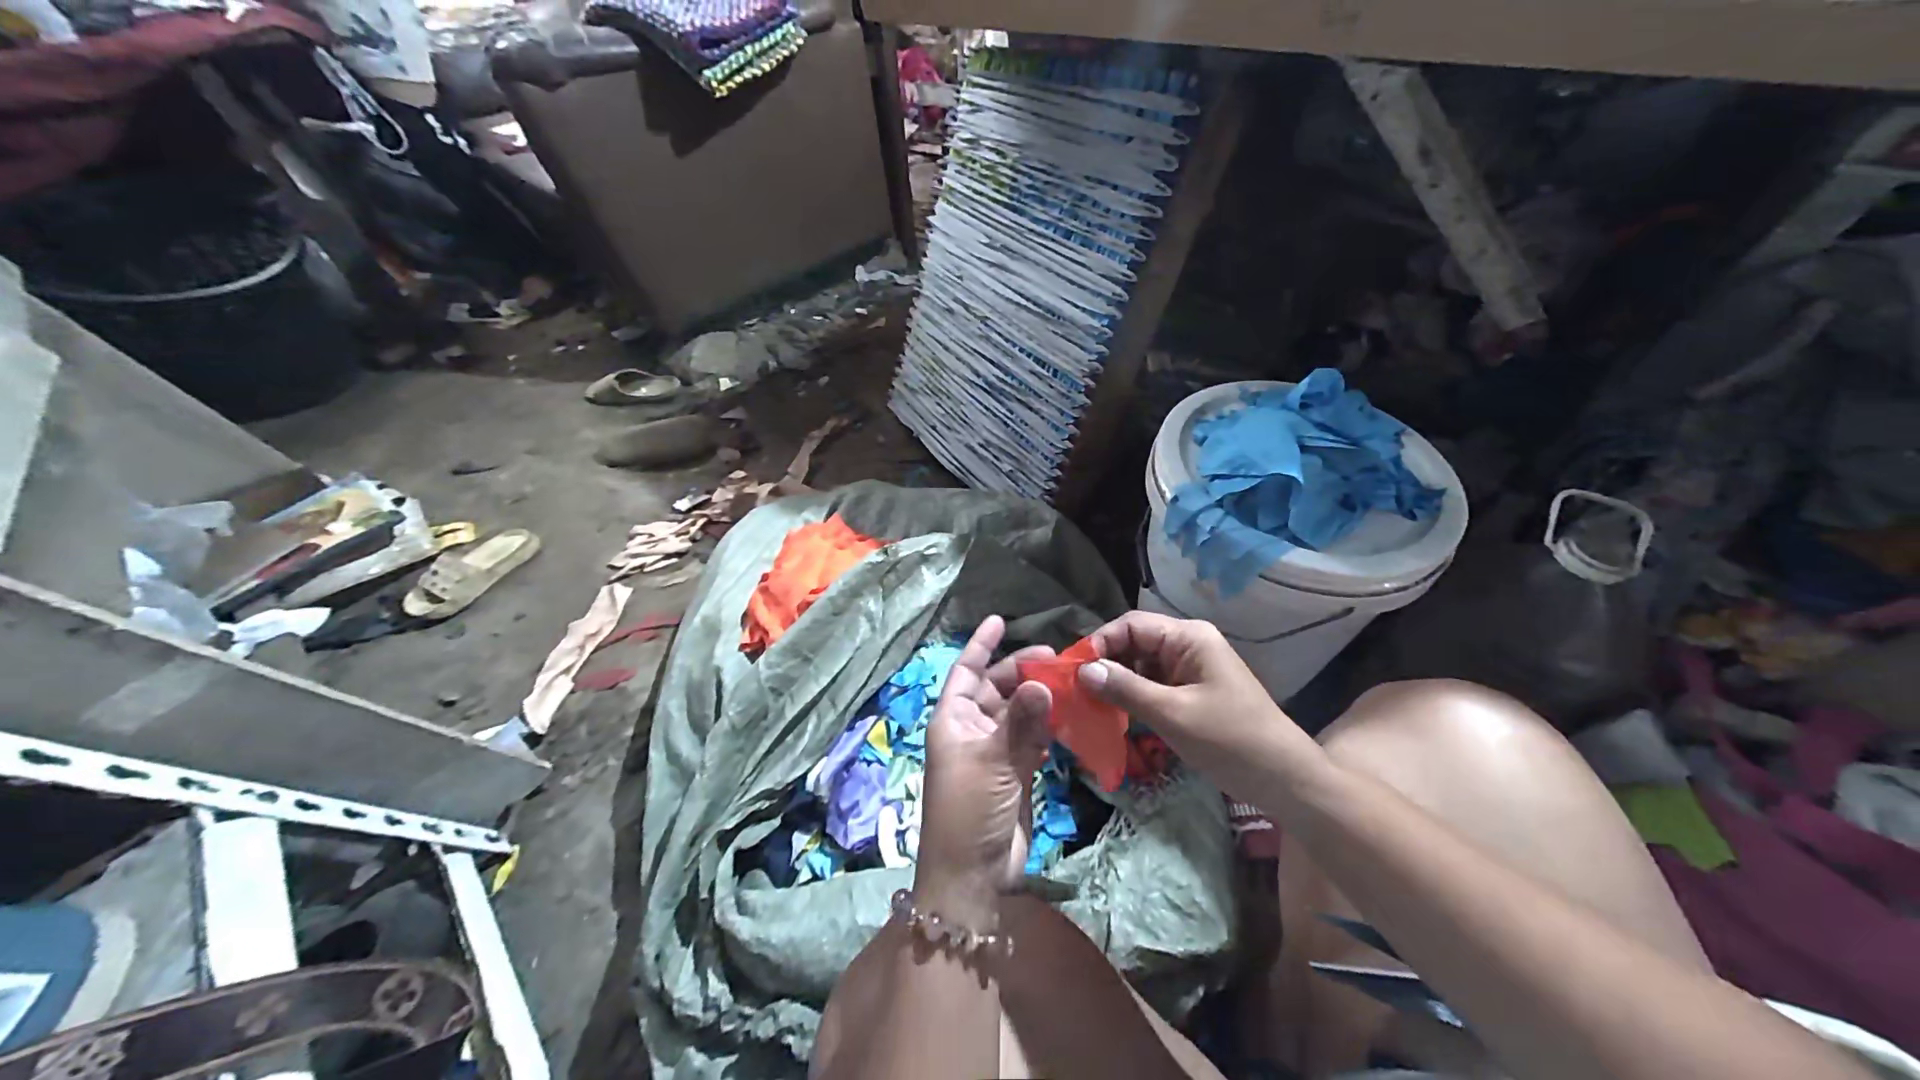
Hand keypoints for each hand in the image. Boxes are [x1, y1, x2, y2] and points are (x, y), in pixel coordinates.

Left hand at [915, 616, 1053, 925]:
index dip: (980, 644)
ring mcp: (994, 752)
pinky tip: (1070, 715)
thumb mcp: (992, 761)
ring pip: (1018, 713)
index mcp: (953, 719)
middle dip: (1021, 670)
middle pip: (997, 688)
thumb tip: (1044, 684)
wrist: (974, 873)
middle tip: (1057, 659)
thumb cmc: (969, 810)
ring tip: (1069, 682)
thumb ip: (1020, 722)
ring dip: (1039, 698)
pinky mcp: (1016, 772)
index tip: (1000, 620)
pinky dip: (1049, 726)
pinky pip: (1033, 739)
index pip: (966, 671)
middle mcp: (972, 730)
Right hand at [1076, 611, 1320, 802]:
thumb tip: (1083, 670)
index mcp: (1189, 638)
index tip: (1074, 672)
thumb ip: (1125, 689)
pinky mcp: (1191, 693)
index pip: (1130, 625)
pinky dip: (1132, 698)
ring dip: (1116, 684)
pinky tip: (1115, 717)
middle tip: (1076, 692)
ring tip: (1090, 707)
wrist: (1284, 780)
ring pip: (1140, 667)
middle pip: (1133, 644)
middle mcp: (1188, 646)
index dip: (1100, 643)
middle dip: (1105, 665)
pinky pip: (1152, 686)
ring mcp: (1191, 670)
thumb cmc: (1231, 741)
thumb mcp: (1172, 715)